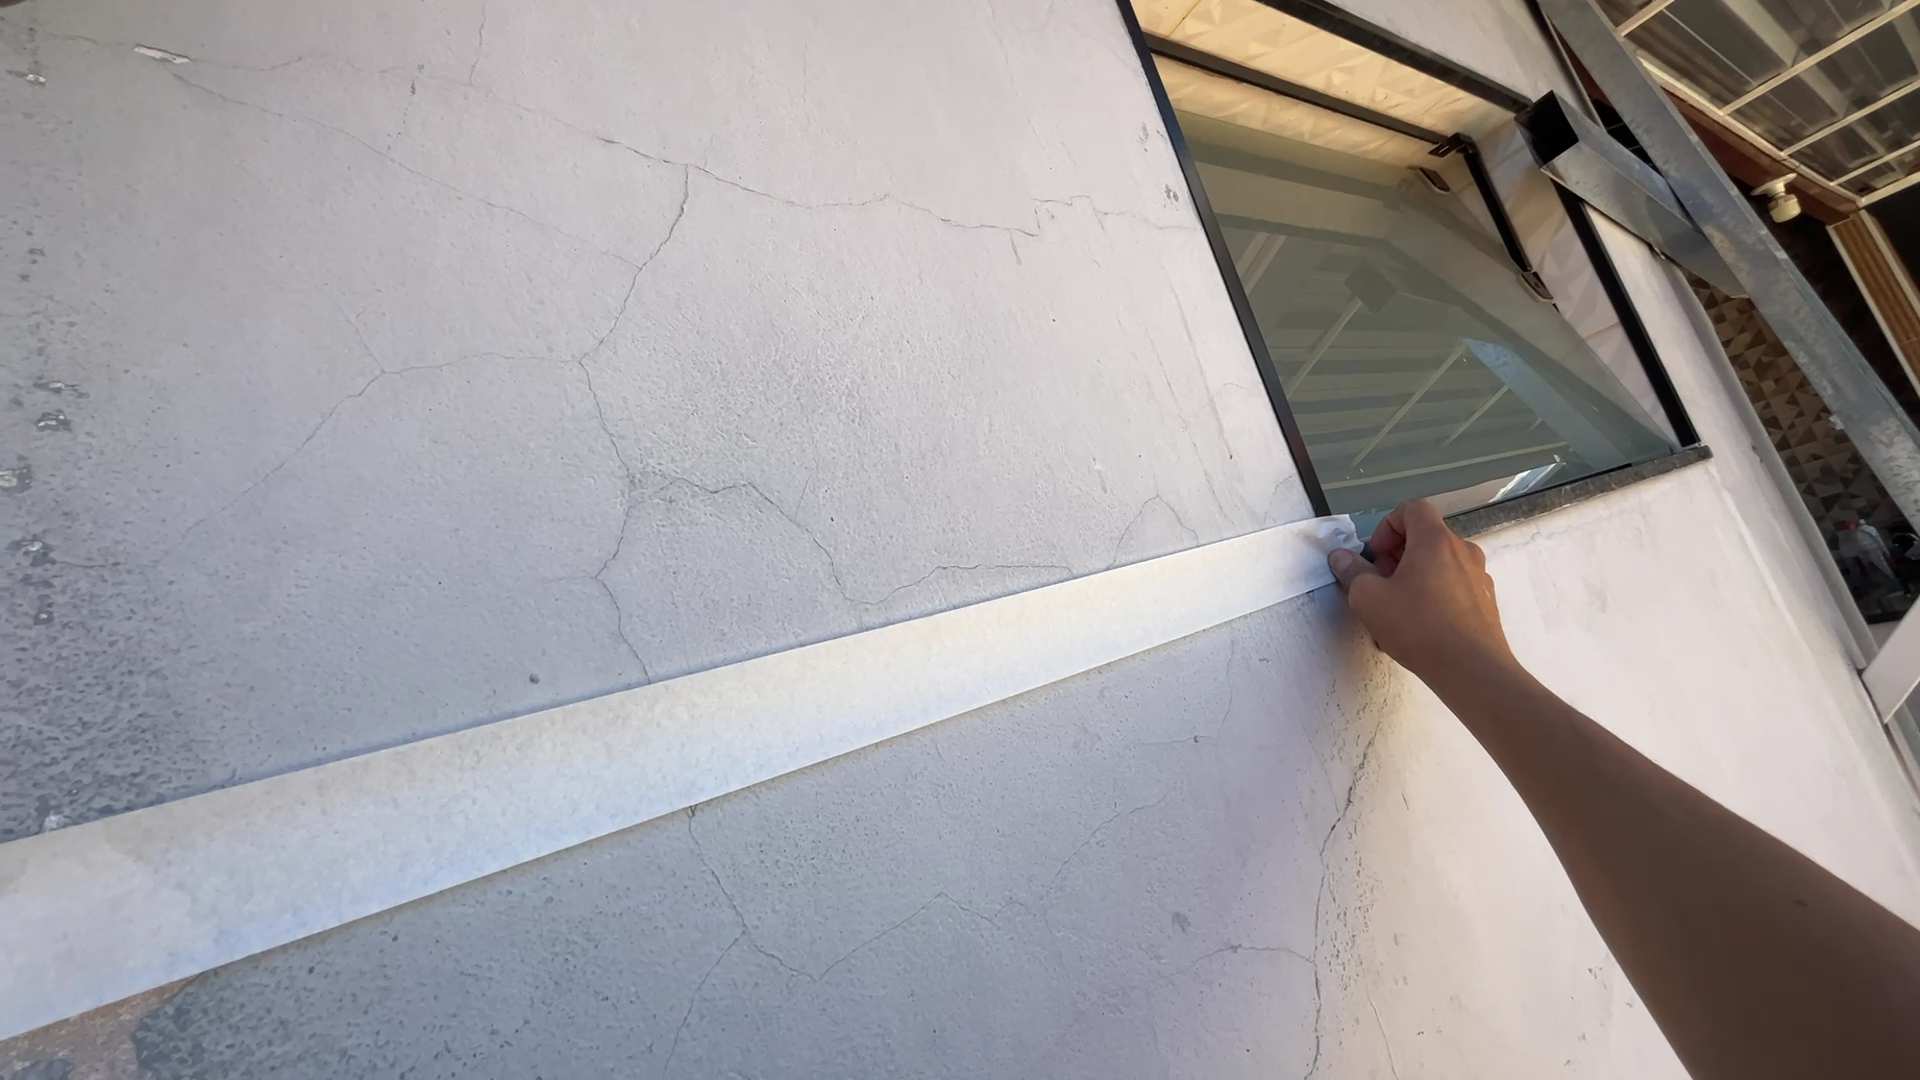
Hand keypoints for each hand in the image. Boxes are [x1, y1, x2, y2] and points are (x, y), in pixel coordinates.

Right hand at [1328, 499, 1516, 686]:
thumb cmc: (1417, 626)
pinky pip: (1451, 587)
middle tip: (1379, 583)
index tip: (1376, 554)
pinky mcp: (1485, 602)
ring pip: (1437, 564)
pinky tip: (1416, 627)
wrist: (1471, 670)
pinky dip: (1430, 595)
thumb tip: (1341, 557)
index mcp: (1435, 541)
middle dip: (1395, 555)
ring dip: (1412, 576)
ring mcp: (1478, 577)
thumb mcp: (1368, 597)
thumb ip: (1352, 571)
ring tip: (1394, 610)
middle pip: (1425, 537)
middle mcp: (1463, 552)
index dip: (1387, 525)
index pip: (1413, 509)